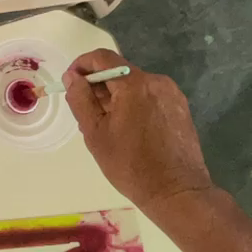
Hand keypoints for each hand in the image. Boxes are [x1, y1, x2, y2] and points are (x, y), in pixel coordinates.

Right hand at [63, 48, 214, 206]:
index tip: (71, 83)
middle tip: (88, 113)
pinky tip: (130, 131)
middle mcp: (156, 82)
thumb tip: (72, 76)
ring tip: (109, 127)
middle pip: (119, 72)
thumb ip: (80, 98)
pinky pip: (149, 97)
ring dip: (117, 98)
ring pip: (134, 85)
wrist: (178, 194)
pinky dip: (134, 105)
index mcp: (135, 84)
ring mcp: (171, 95)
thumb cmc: (131, 165)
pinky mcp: (180, 109)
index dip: (82, 65)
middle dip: (99, 86)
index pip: (102, 58)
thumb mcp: (95, 133)